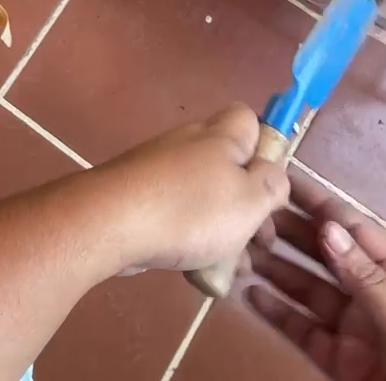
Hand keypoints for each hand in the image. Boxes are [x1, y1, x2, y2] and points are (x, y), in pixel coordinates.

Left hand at [81, 104, 289, 272]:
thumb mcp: (249, 199)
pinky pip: (180, 211)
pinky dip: (194, 236)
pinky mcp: (142, 193)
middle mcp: (189, 143)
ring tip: (236, 263)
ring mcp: (162, 168)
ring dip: (225, 227)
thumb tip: (270, 171)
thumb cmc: (191, 209)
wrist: (114, 222)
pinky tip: (202, 267)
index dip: (264, 145)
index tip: (270, 182)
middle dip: (250, 202)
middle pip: (230, 164)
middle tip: (260, 239)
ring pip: (207, 194)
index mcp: (219, 136)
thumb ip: (271, 183)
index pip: (247, 118)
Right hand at [245, 172, 385, 380]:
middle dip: (287, 232)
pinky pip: (302, 330)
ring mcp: (355, 332)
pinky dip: (276, 312)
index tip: (276, 176)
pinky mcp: (340, 364)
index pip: (352, 230)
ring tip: (238, 248)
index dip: (316, 203)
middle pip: (324, 255)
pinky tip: (249, 294)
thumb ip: (370, 281)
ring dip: (274, 268)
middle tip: (243, 211)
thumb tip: (328, 226)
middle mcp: (374, 298)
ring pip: (306, 289)